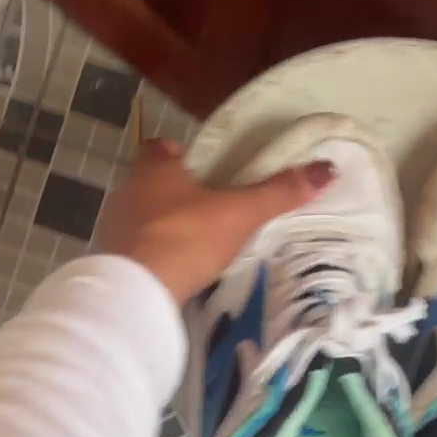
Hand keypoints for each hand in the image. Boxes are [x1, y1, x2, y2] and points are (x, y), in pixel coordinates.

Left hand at [94, 138, 331, 301]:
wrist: (138, 289)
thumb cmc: (187, 237)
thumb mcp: (240, 214)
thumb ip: (278, 193)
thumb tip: (326, 169)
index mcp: (153, 167)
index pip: (161, 147)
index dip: (181, 154)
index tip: (205, 170)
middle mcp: (127, 190)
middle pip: (150, 182)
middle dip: (175, 192)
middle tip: (207, 209)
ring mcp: (113, 226)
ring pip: (140, 216)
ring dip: (161, 225)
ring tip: (193, 242)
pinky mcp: (110, 258)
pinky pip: (133, 248)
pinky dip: (151, 253)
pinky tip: (172, 268)